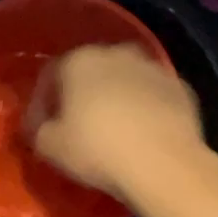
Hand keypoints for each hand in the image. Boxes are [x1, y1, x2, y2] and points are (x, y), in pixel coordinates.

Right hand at [27, 44, 217, 199]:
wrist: (162, 163)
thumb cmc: (96, 150)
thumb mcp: (48, 147)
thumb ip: (37, 130)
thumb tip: (41, 126)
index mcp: (79, 60)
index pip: (49, 76)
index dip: (40, 104)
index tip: (38, 129)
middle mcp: (117, 52)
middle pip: (89, 73)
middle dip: (78, 97)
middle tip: (73, 127)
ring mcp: (153, 67)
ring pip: (122, 82)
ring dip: (111, 101)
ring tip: (107, 132)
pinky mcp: (180, 88)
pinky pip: (149, 97)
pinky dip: (140, 110)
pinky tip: (137, 136)